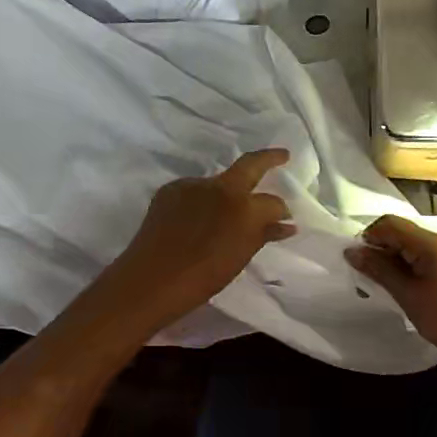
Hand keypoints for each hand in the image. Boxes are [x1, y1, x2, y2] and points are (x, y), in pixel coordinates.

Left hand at [104, 149, 295, 324]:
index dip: (280, 211)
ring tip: (225, 214)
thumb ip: (263, 234)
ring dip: (227, 193)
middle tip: (282, 156)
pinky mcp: (170, 190)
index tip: (283, 219)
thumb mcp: (239, 257)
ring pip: (218, 183)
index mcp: (243, 207)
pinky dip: (202, 201)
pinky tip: (197, 221)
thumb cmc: (202, 277)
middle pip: (249, 164)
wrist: (152, 279)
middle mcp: (220, 187)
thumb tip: (285, 224)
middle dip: (269, 158)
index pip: (272, 202)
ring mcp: (192, 185)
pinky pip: (194, 191)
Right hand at [345, 215, 436, 368]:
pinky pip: (427, 255)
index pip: (390, 223)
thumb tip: (352, 251)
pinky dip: (411, 265)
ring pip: (414, 244)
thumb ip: (379, 270)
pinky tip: (406, 287)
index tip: (357, 260)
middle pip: (403, 231)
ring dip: (395, 259)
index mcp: (433, 242)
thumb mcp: (408, 296)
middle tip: (367, 276)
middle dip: (381, 249)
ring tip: (385, 284)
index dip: (369, 237)